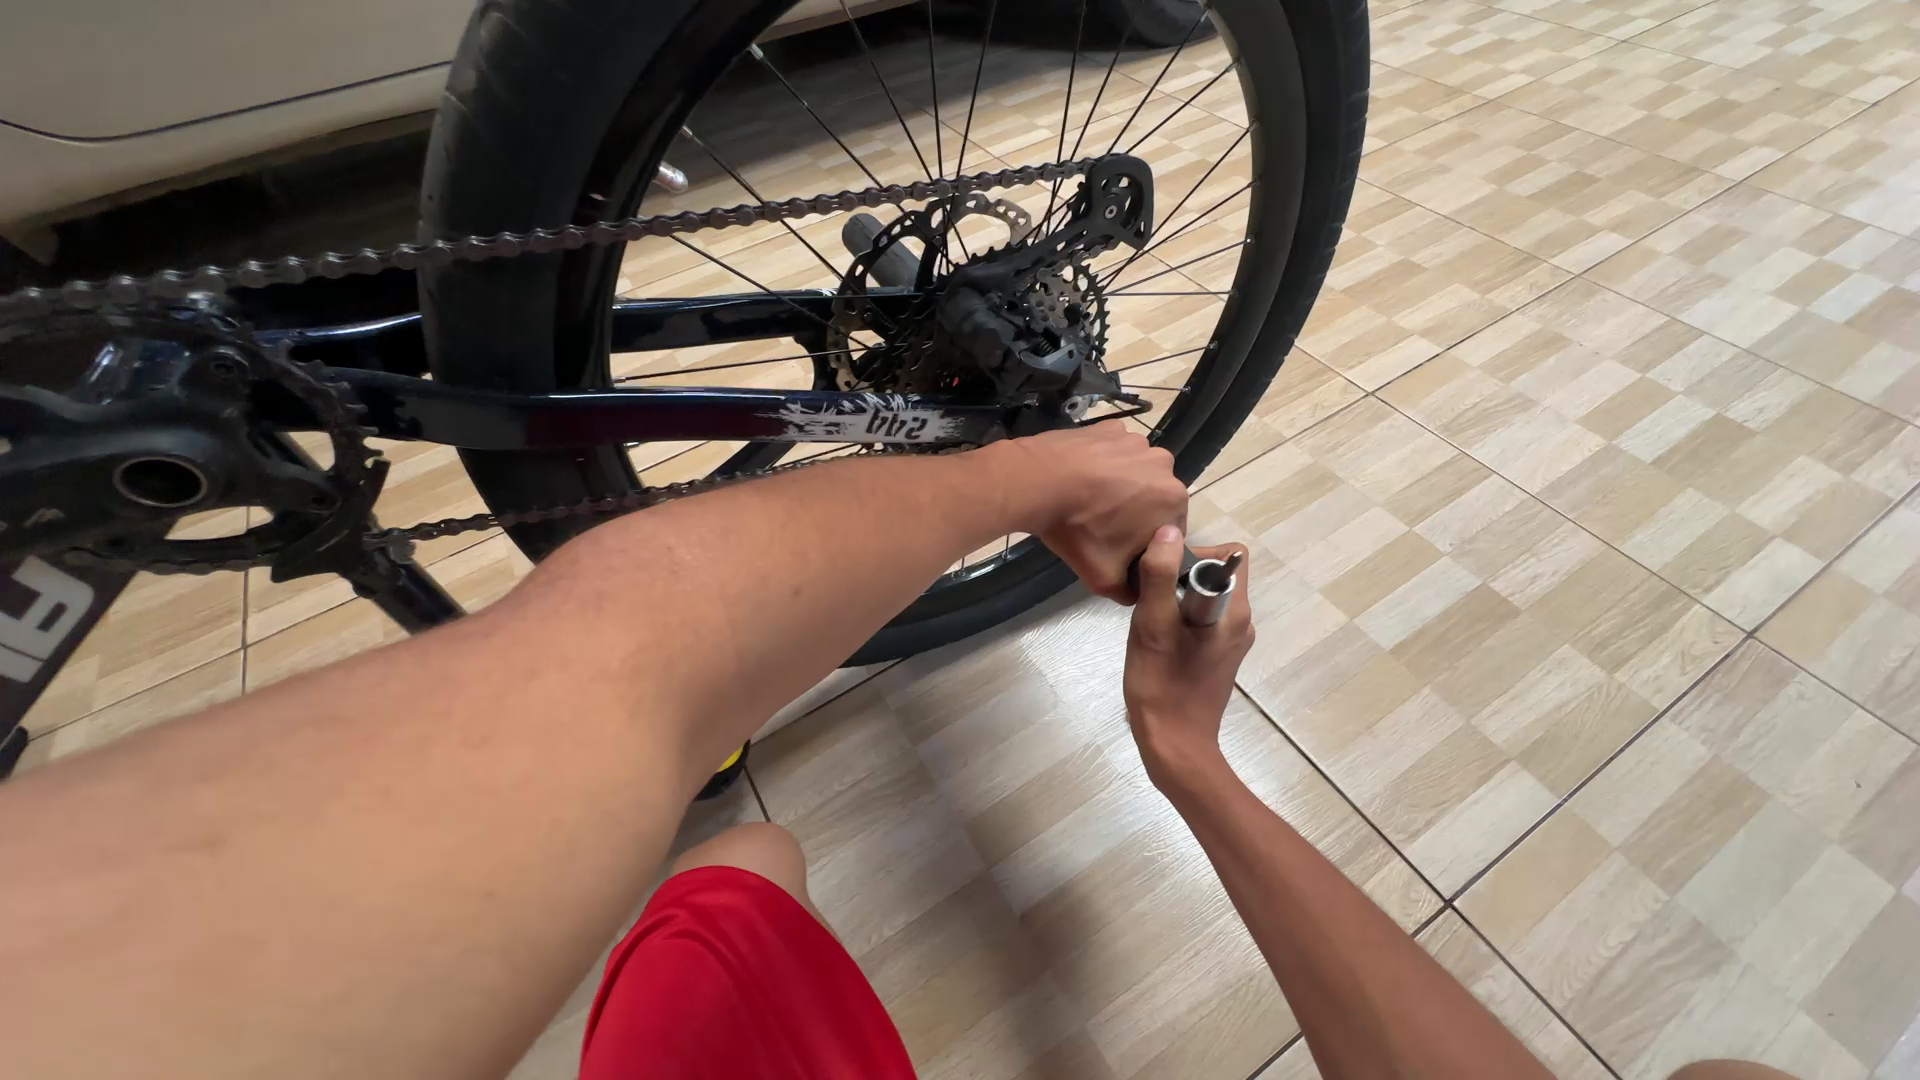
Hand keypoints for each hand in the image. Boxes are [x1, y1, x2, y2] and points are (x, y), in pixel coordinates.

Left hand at [1004, 421, 1186, 600]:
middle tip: (1100, 526)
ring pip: (1134, 472)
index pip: (1169, 530)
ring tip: (1087, 500)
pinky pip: (1113, 450)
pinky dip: (1101, 462)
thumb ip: (1129, 592)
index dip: (1146, 543)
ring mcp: (1136, 440)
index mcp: (1174, 499)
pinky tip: (1079, 475)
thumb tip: (1136, 594)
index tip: (1121, 548)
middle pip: (1153, 498)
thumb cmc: (1078, 530)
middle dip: (1134, 513)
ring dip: (1119, 485)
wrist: (1037, 482)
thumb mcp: (1104, 577)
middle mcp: (1164, 464)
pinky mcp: (1110, 426)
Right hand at [1124, 526, 1252, 791]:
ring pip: (1203, 597)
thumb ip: (1161, 576)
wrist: (1175, 746)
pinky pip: (1199, 619)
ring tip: (1148, 621)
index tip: (1162, 574)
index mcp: (1234, 610)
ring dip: (1174, 599)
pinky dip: (1177, 619)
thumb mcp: (1153, 625)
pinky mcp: (1216, 656)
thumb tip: (1168, 531)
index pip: (1227, 555)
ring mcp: (1230, 641)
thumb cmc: (1162, 684)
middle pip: (1213, 573)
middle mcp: (1240, 621)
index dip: (1193, 554)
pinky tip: (1155, 640)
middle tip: (1149, 600)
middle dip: (1179, 576)